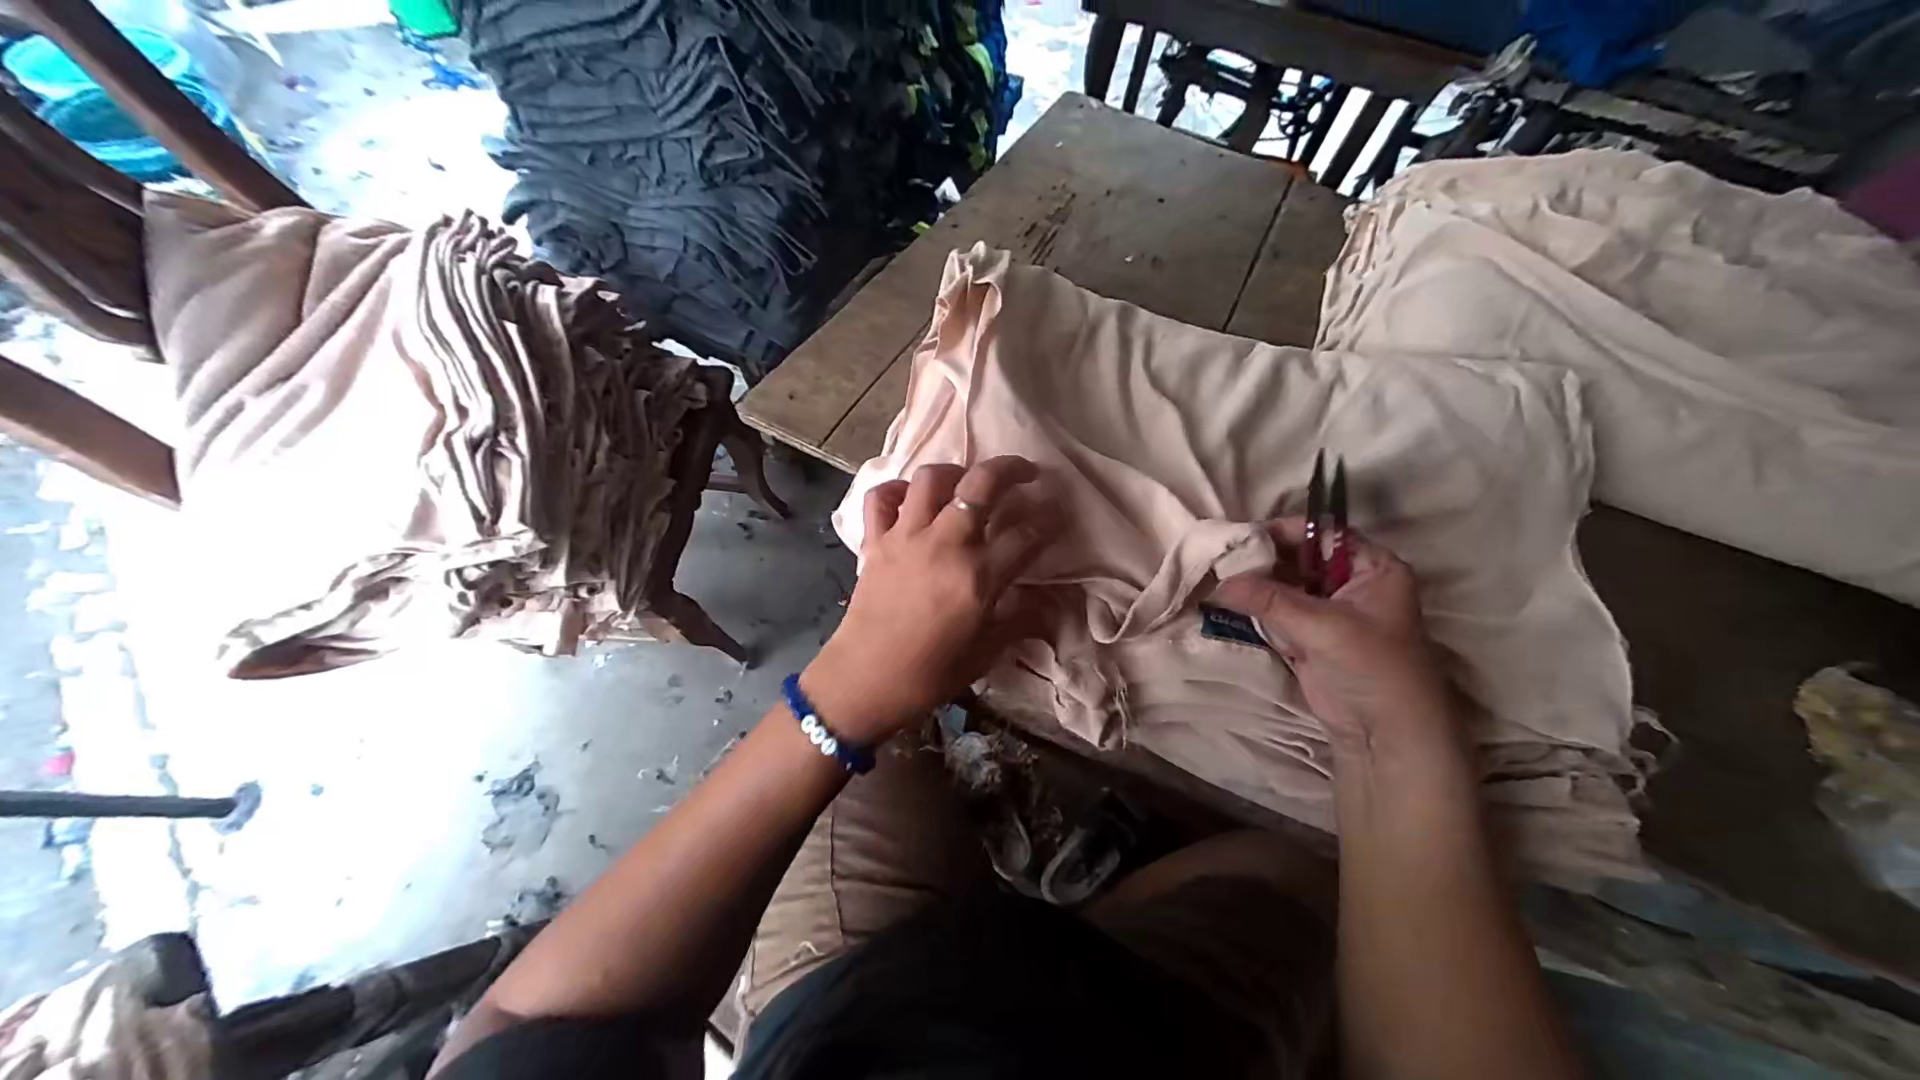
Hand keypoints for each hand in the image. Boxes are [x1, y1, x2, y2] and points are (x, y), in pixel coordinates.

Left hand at [803, 457, 1060, 743]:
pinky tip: (910, 499)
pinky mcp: (875, 542)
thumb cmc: (931, 674)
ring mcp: (906, 538)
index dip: (1049, 518)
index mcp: (979, 576)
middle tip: (1026, 472)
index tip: (1058, 511)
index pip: (1027, 533)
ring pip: (932, 479)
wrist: (866, 681)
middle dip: (1011, 469)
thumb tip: (1051, 606)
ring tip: (966, 482)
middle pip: (982, 485)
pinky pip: (881, 498)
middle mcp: (946, 545)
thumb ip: (1021, 620)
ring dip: (955, 471)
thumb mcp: (986, 651)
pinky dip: (896, 490)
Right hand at [1213, 519, 1456, 757]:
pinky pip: (1273, 611)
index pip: (1322, 534)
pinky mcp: (1305, 635)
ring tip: (1215, 575)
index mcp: (1371, 567)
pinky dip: (1252, 606)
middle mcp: (1348, 582)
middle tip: (1220, 557)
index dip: (1284, 532)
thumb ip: (1271, 599)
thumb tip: (1220, 581)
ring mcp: (1325, 610)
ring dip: (1252, 583)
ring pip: (1282, 584)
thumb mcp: (1324, 627)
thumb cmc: (1372, 669)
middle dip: (1261, 558)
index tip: (1242, 537)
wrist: (1383, 734)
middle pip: (1297, 557)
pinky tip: (1224, 599)